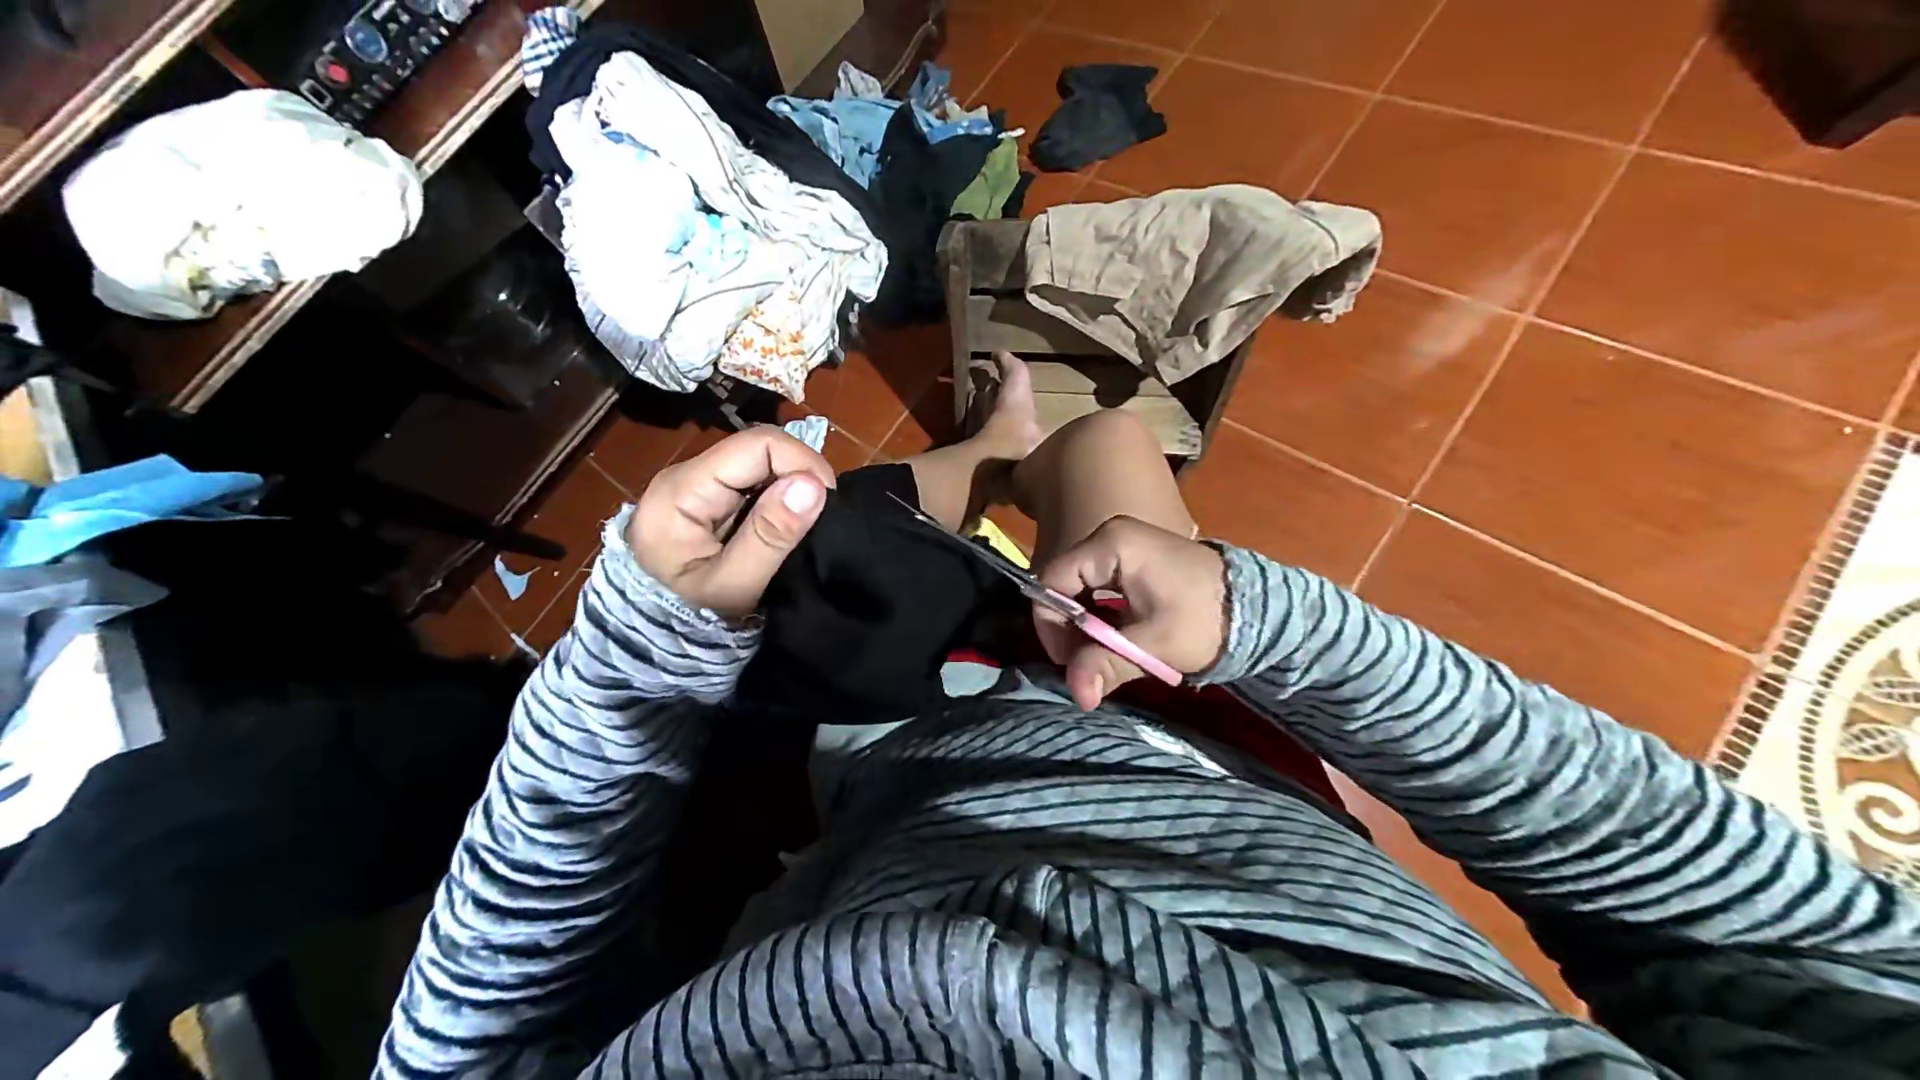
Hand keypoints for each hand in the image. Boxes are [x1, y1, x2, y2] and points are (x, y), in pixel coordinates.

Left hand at [627, 427, 834, 619]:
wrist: (652, 644)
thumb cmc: (689, 619)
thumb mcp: (733, 586)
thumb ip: (770, 536)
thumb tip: (813, 485)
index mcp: (682, 490)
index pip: (757, 444)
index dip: (802, 463)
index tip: (828, 502)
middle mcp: (686, 476)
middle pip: (759, 449)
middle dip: (800, 474)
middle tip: (822, 517)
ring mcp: (696, 485)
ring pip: (760, 463)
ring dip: (792, 486)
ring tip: (807, 523)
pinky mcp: (708, 498)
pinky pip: (754, 481)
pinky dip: (779, 497)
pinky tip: (788, 524)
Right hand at [1034, 515, 1227, 709]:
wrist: (1259, 608)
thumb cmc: (1206, 619)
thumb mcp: (1156, 645)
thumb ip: (1108, 663)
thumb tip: (1076, 695)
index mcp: (1111, 545)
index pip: (1052, 581)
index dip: (1051, 623)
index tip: (1068, 660)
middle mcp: (1110, 536)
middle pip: (1064, 583)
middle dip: (1069, 628)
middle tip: (1085, 663)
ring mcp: (1122, 544)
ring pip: (1079, 588)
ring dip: (1084, 625)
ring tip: (1101, 656)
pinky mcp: (1133, 557)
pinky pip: (1098, 586)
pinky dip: (1099, 615)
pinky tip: (1113, 640)